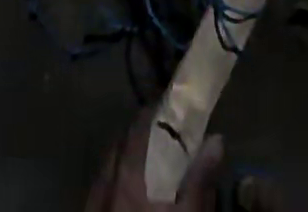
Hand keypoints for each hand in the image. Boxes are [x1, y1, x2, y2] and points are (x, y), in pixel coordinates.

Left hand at [84, 110, 224, 211]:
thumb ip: (201, 178)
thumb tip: (216, 138)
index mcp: (128, 176)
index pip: (138, 127)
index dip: (155, 110)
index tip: (173, 105)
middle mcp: (104, 184)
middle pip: (119, 144)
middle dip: (140, 133)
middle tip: (166, 134)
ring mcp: (91, 206)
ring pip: (107, 168)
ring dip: (127, 157)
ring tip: (151, 163)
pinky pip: (100, 190)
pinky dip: (115, 181)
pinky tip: (133, 196)